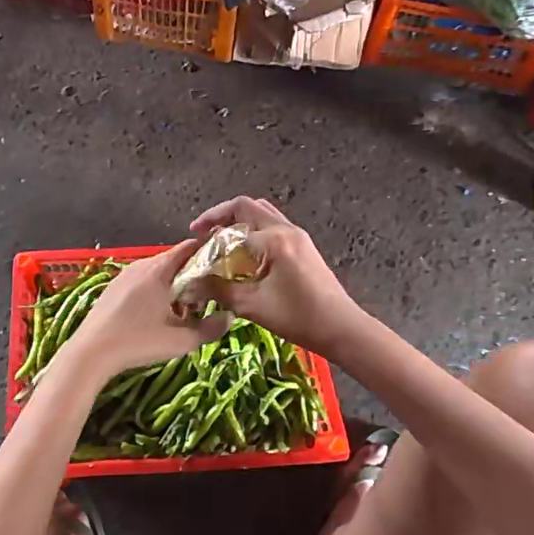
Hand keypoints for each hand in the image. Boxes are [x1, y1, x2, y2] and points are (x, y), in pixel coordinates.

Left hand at [61, 240, 230, 377]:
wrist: (90, 353)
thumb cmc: (138, 342)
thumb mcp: (180, 340)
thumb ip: (210, 329)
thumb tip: (229, 318)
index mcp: (158, 269)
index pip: (189, 248)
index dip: (208, 253)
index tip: (222, 267)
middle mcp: (141, 266)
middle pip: (174, 261)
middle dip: (192, 276)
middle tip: (207, 297)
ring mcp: (124, 276)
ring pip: (157, 273)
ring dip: (173, 286)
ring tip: (183, 311)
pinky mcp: (113, 289)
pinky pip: (142, 283)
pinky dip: (155, 292)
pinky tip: (157, 316)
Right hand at [188, 197, 363, 353]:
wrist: (341, 327)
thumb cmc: (298, 318)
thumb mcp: (252, 306)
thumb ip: (219, 290)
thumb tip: (193, 282)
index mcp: (274, 240)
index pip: (231, 227)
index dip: (208, 235)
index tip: (192, 249)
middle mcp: (286, 229)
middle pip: (247, 206)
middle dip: (220, 216)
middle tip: (201, 232)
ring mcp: (297, 235)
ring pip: (261, 213)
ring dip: (238, 220)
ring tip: (220, 238)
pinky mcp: (303, 246)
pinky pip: (273, 226)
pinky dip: (253, 230)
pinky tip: (243, 252)